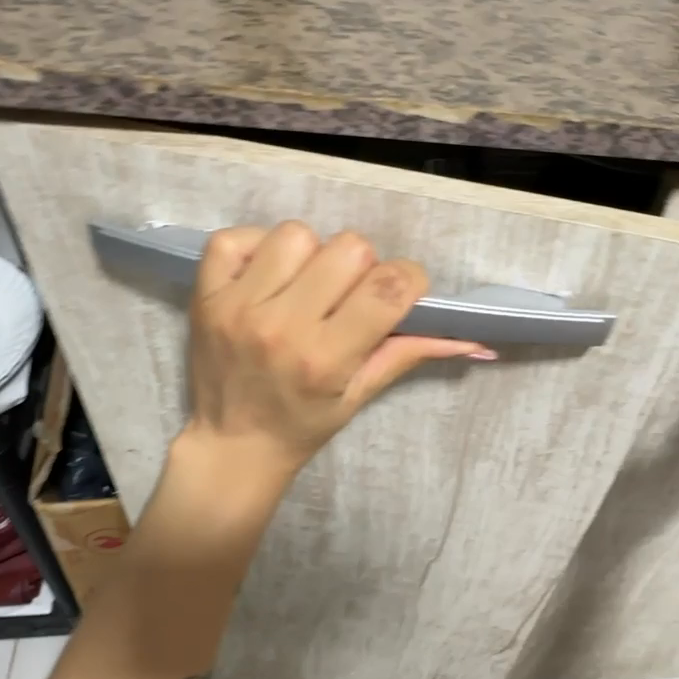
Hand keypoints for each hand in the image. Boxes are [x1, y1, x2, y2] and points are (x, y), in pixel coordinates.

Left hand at [175, 221, 493, 489]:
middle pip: (349, 248)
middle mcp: (282, 326)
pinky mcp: (206, 294)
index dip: (409, 279)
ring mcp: (239, 307)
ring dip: (312, 255)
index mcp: (326, 358)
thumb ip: (409, 354)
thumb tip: (472, 337)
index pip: (388, 287)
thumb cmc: (303, 425)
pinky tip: (268, 277)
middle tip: (348, 297)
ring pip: (297, 234)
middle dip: (362, 268)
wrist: (232, 444)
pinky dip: (257, 248)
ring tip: (305, 287)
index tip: (403, 292)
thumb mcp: (360, 395)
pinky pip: (236, 237)